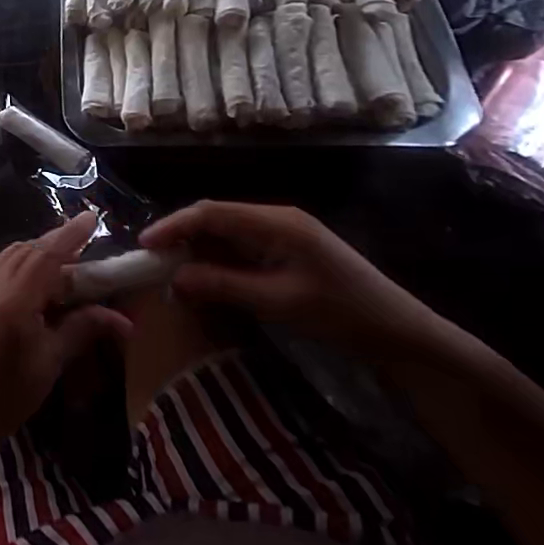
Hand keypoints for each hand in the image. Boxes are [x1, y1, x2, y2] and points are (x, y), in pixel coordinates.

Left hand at [0, 214, 132, 449]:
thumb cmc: (10, 394)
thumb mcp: (51, 360)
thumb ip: (83, 328)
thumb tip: (122, 319)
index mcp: (14, 300)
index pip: (46, 255)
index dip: (70, 235)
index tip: (91, 218)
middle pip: (28, 249)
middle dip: (56, 243)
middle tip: (84, 246)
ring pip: (11, 254)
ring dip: (38, 251)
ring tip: (64, 261)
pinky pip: (0, 266)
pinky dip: (22, 262)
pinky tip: (36, 278)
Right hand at [140, 201, 447, 358]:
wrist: (399, 332)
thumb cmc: (341, 314)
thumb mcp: (278, 302)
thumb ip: (223, 285)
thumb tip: (174, 278)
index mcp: (275, 221)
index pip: (211, 213)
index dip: (174, 226)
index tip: (144, 245)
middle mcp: (276, 219)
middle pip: (217, 217)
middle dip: (182, 236)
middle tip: (152, 262)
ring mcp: (284, 235)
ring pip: (229, 233)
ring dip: (200, 249)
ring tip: (171, 271)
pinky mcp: (290, 252)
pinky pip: (244, 248)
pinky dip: (220, 260)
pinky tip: (207, 277)